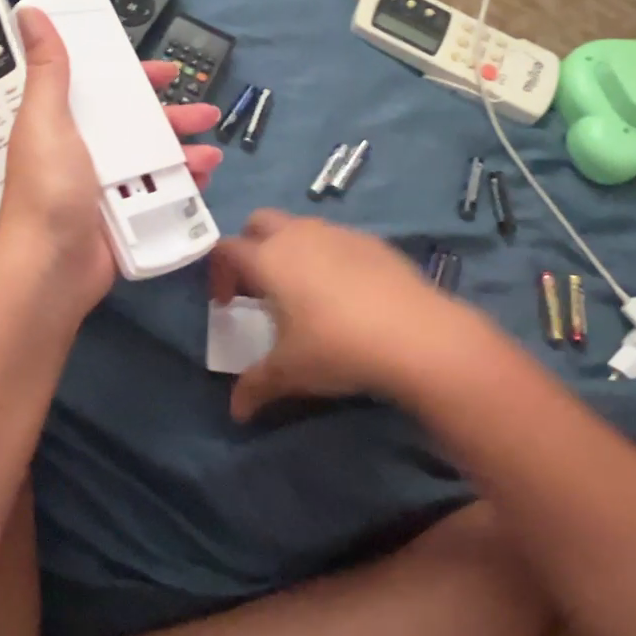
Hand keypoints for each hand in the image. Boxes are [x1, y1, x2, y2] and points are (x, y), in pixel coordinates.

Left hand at [0, 9, 224, 317]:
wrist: (52, 266)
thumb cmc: (48, 188)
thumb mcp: (45, 120)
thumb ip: (47, 70)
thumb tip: (30, 13)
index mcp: (64, 125)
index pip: (104, 92)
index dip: (135, 78)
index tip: (166, 71)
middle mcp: (86, 152)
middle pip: (138, 125)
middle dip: (174, 116)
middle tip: (208, 112)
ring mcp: (107, 187)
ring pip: (154, 159)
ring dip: (186, 152)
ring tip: (213, 154)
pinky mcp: (124, 217)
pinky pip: (160, 193)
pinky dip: (183, 186)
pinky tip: (203, 181)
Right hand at [210, 211, 483, 420]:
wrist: (416, 335)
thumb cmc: (337, 347)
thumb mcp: (289, 373)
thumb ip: (256, 386)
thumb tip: (236, 412)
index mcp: (269, 258)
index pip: (226, 249)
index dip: (218, 274)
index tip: (227, 305)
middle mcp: (299, 235)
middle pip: (259, 223)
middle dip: (250, 248)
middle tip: (258, 289)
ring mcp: (338, 233)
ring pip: (300, 228)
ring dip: (290, 251)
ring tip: (303, 294)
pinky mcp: (372, 242)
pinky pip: (337, 240)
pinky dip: (328, 258)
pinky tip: (345, 296)